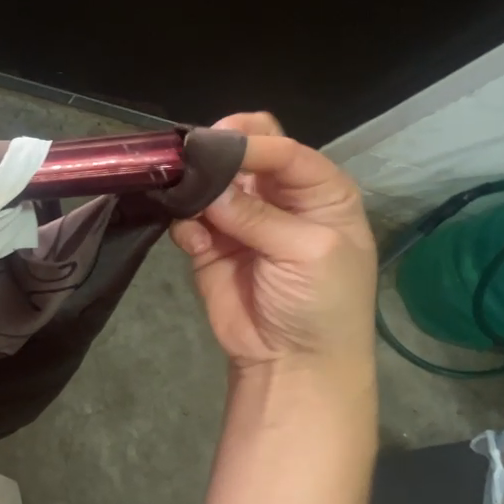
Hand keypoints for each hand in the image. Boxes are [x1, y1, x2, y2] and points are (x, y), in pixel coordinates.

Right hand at [170, 113, 376, 371]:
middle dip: (219, 153)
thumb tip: (208, 189)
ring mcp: (240, 223)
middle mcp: (278, 200)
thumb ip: (259, 216)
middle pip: (246, 158)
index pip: (285, 152)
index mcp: (320, 192)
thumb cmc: (321, 302)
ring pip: (210, 188)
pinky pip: (188, 223)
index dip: (252, 145)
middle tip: (190, 156)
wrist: (292, 360)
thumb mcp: (306, 252)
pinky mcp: (208, 248)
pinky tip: (191, 242)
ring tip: (181, 199)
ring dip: (194, 190)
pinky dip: (184, 225)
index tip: (214, 143)